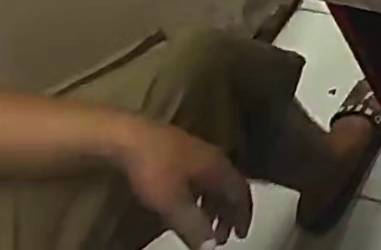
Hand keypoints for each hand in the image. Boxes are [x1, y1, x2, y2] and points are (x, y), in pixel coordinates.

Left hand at [111, 121, 251, 248]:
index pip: (240, 191)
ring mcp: (203, 156)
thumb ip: (193, 224)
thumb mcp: (173, 202)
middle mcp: (218, 160)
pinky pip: (206, 181)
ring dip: (217, 208)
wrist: (137, 140)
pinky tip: (194, 207)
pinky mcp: (188, 157)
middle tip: (225, 238)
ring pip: (218, 185)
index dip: (243, 213)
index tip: (242, 235)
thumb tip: (210, 247)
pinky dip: (206, 199)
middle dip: (230, 213)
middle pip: (232, 188)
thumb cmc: (158, 170)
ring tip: (208, 228)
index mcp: (220, 168)